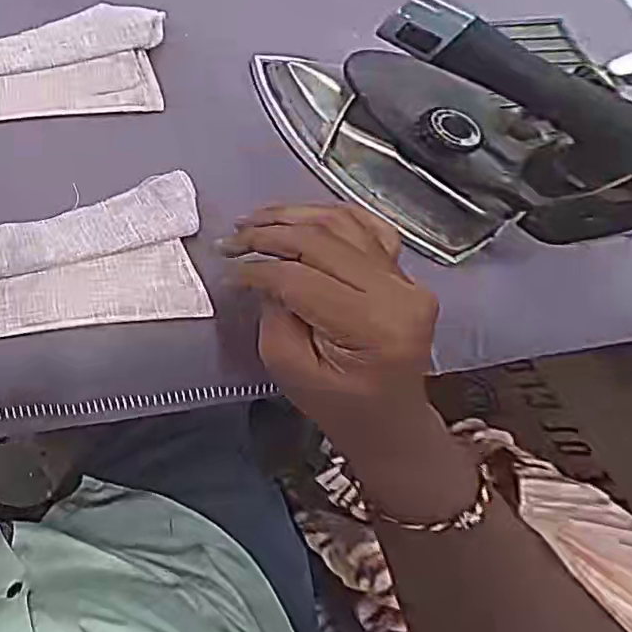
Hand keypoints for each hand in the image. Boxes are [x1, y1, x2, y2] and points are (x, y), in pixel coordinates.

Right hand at [223, 205, 438, 430]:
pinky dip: (328, 213)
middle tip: (230, 241)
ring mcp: (406, 277)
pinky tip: (297, 215)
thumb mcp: (291, 369)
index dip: (257, 271)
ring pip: (341, 223)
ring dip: (290, 216)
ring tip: (252, 222)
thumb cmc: (338, 404)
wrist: (389, 418)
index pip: (301, 279)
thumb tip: (262, 275)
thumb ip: (274, 317)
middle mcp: (399, 292)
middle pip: (321, 241)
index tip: (226, 272)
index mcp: (374, 326)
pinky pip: (365, 225)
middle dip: (266, 235)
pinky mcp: (401, 270)